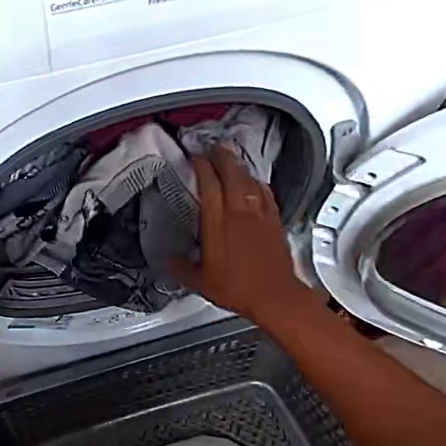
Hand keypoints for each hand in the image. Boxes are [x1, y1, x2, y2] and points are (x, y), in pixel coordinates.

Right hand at [175, 145, 318, 326]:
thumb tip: (171, 261)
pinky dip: (257, 183)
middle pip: (231, 173)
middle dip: (221, 157)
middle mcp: (239, 214)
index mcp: (218, 224)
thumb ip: (182, 268)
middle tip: (213, 149)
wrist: (274, 296)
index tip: (195, 159)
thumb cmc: (239, 289)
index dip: (201, 167)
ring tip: (231, 159)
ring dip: (239, 166)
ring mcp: (260, 215)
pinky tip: (255, 182)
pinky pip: (265, 193)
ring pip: (249, 180)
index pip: (209, 185)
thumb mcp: (201, 282)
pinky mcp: (275, 221)